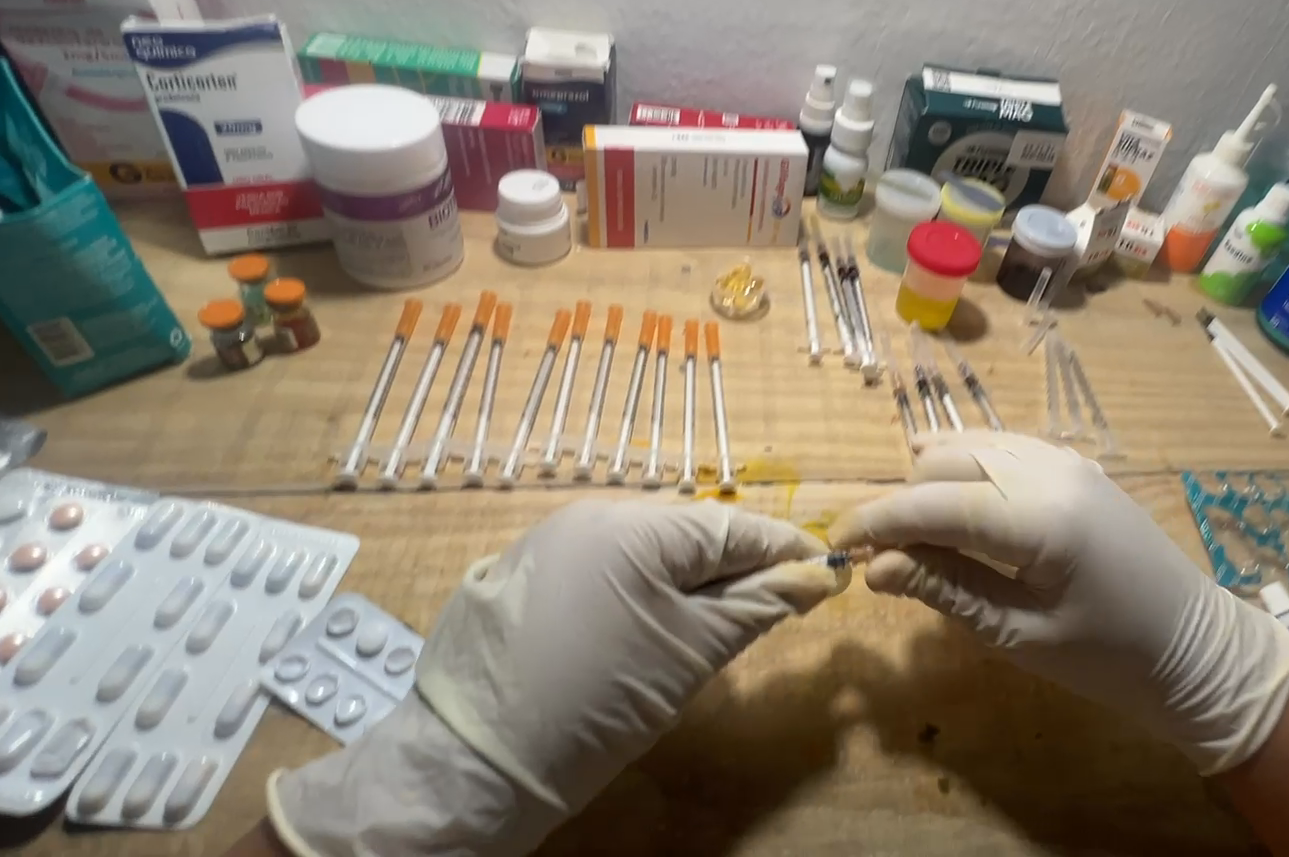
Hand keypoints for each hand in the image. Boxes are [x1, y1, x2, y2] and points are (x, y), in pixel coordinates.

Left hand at [267, 500, 843, 856]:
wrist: (464, 772)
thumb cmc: (592, 711)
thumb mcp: (689, 656)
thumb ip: (758, 605)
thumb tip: (817, 576)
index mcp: (634, 528)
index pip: (731, 526)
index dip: (783, 548)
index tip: (825, 569)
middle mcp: (592, 516)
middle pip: (691, 531)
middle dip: (737, 564)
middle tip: (772, 602)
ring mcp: (553, 540)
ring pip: (649, 547)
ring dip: (692, 577)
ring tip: (715, 618)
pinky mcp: (527, 570)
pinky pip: (608, 563)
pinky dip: (644, 586)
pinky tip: (649, 624)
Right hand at [831, 432, 1288, 773]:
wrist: (1196, 647)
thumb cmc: (1110, 659)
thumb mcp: (1019, 635)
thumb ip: (945, 589)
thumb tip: (875, 567)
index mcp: (1040, 518)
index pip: (933, 504)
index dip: (877, 521)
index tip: (835, 542)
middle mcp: (1049, 469)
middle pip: (944, 463)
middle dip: (902, 503)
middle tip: (879, 553)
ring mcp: (1064, 458)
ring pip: (969, 445)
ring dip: (930, 480)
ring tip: (912, 530)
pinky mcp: (1071, 462)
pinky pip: (1001, 447)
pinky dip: (965, 464)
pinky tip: (949, 488)